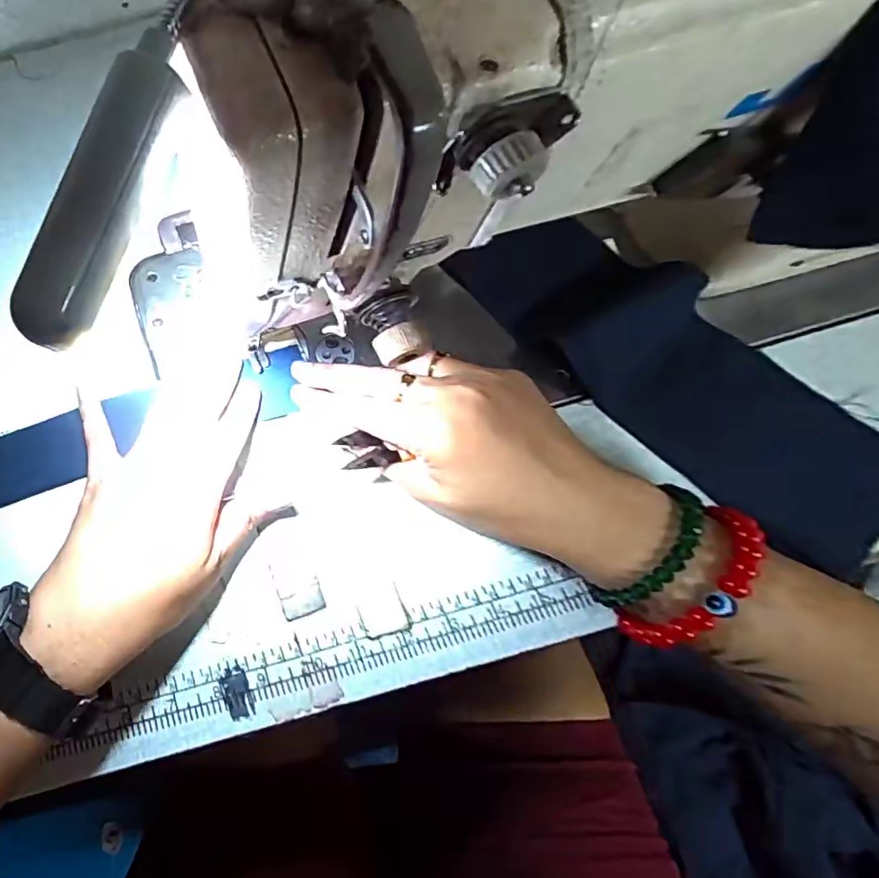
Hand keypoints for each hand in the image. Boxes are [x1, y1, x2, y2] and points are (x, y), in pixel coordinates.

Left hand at [23, 350, 274, 694]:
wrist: (78, 622)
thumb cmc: (148, 604)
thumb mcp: (207, 572)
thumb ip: (239, 524)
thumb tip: (277, 495)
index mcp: (196, 495)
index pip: (226, 442)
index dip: (241, 413)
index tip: (252, 387)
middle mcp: (164, 472)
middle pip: (195, 415)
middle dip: (214, 377)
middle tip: (228, 344)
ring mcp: (128, 470)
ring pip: (160, 415)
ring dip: (179, 380)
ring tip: (193, 351)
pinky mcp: (99, 479)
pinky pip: (97, 436)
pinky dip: (92, 409)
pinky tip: (85, 381)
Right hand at [289, 357, 662, 578]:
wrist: (578, 499)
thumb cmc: (503, 510)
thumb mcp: (437, 496)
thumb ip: (399, 463)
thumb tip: (381, 444)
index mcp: (430, 426)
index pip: (364, 408)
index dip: (327, 400)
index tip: (300, 390)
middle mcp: (451, 389)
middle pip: (381, 378)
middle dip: (340, 376)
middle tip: (308, 372)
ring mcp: (480, 376)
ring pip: (417, 368)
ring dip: (389, 379)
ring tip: (368, 390)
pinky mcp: (503, 374)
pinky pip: (453, 370)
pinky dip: (432, 382)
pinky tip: (430, 399)